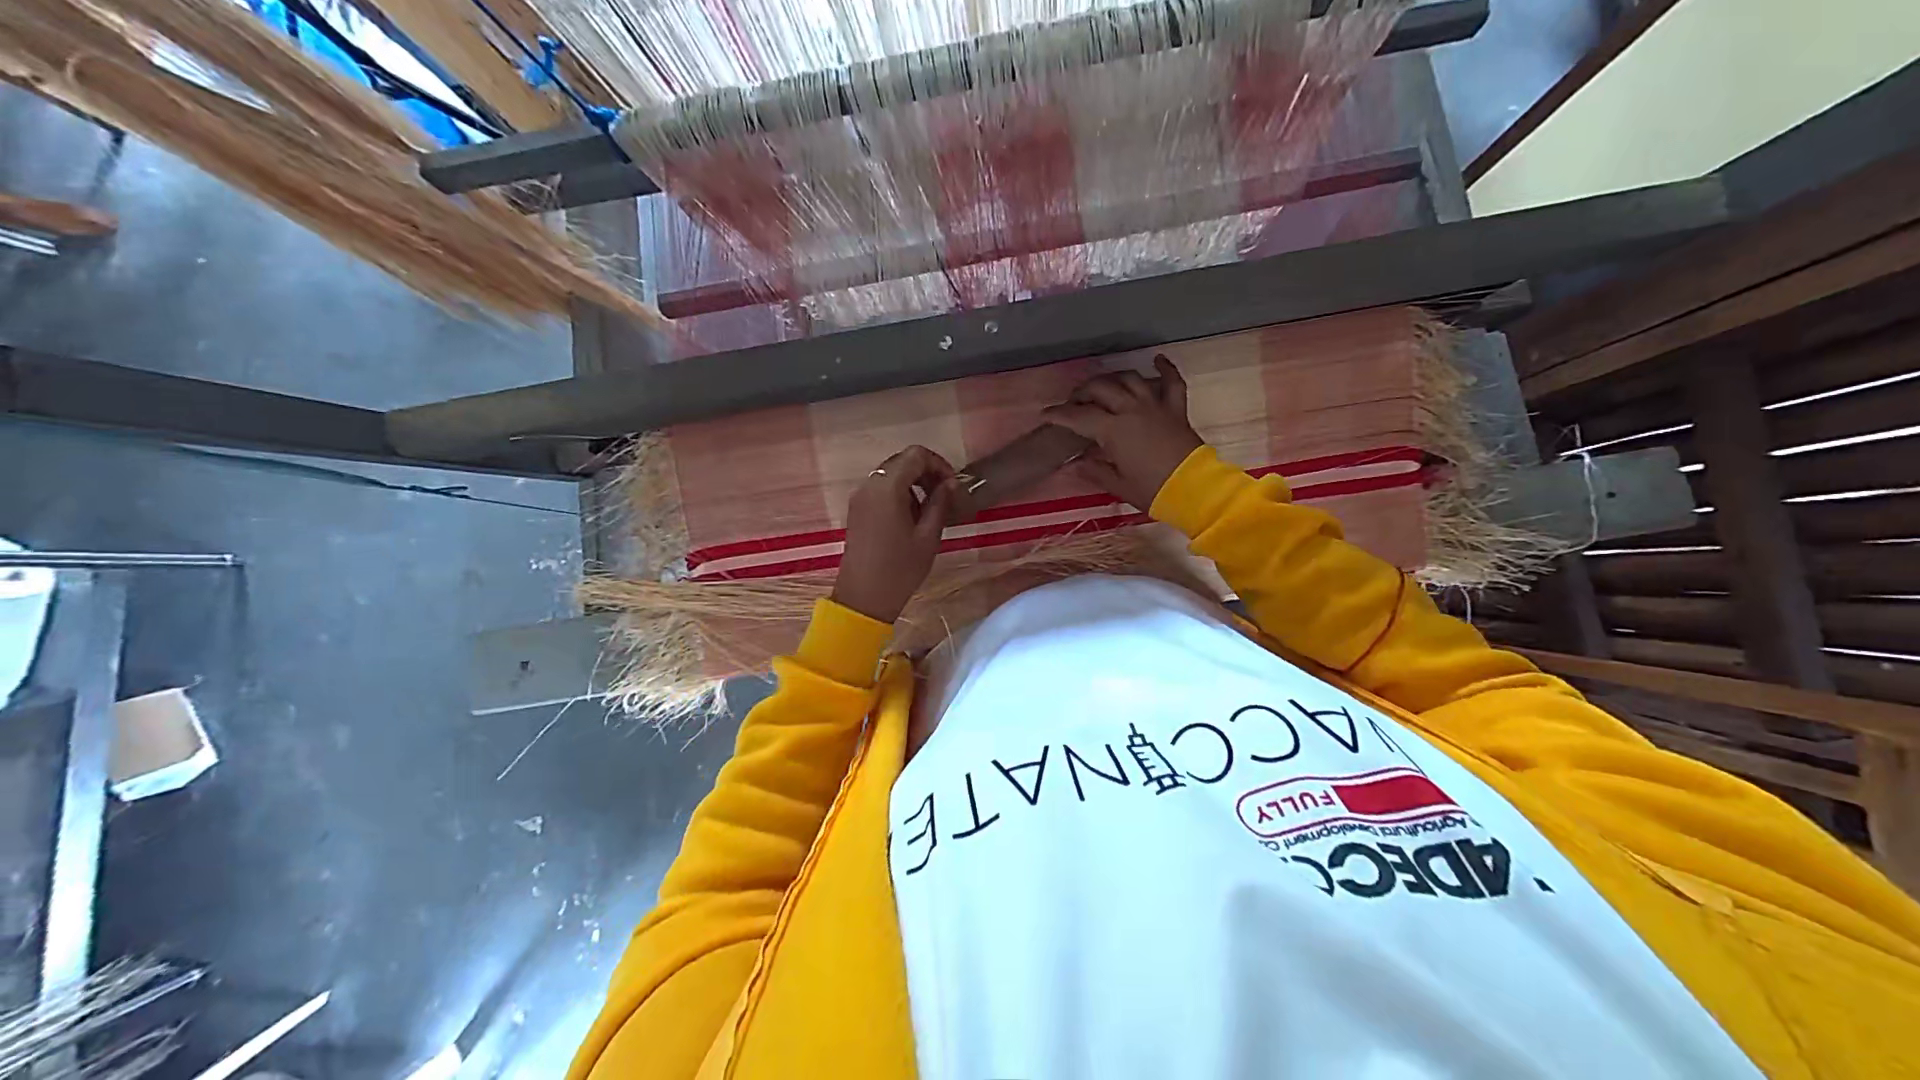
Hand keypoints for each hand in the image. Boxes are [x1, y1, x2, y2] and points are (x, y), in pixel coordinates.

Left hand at [831, 445, 958, 622]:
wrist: (863, 598)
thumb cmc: (899, 569)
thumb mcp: (928, 536)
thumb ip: (940, 504)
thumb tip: (950, 484)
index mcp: (887, 487)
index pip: (916, 455)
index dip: (939, 464)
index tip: (953, 485)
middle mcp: (870, 485)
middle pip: (902, 461)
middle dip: (926, 472)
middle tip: (946, 495)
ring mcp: (860, 497)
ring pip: (891, 475)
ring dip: (913, 483)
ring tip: (931, 510)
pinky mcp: (857, 510)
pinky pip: (880, 490)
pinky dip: (899, 494)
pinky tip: (912, 518)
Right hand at [1043, 355, 1204, 510]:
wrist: (1193, 489)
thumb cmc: (1152, 490)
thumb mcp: (1118, 485)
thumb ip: (1095, 470)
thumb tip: (1078, 462)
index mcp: (1113, 430)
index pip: (1079, 416)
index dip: (1059, 414)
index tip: (1046, 415)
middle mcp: (1131, 410)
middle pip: (1101, 389)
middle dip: (1082, 392)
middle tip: (1074, 402)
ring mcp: (1155, 406)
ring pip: (1129, 379)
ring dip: (1112, 379)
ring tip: (1103, 386)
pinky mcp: (1176, 409)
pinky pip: (1172, 382)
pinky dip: (1164, 368)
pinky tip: (1157, 360)